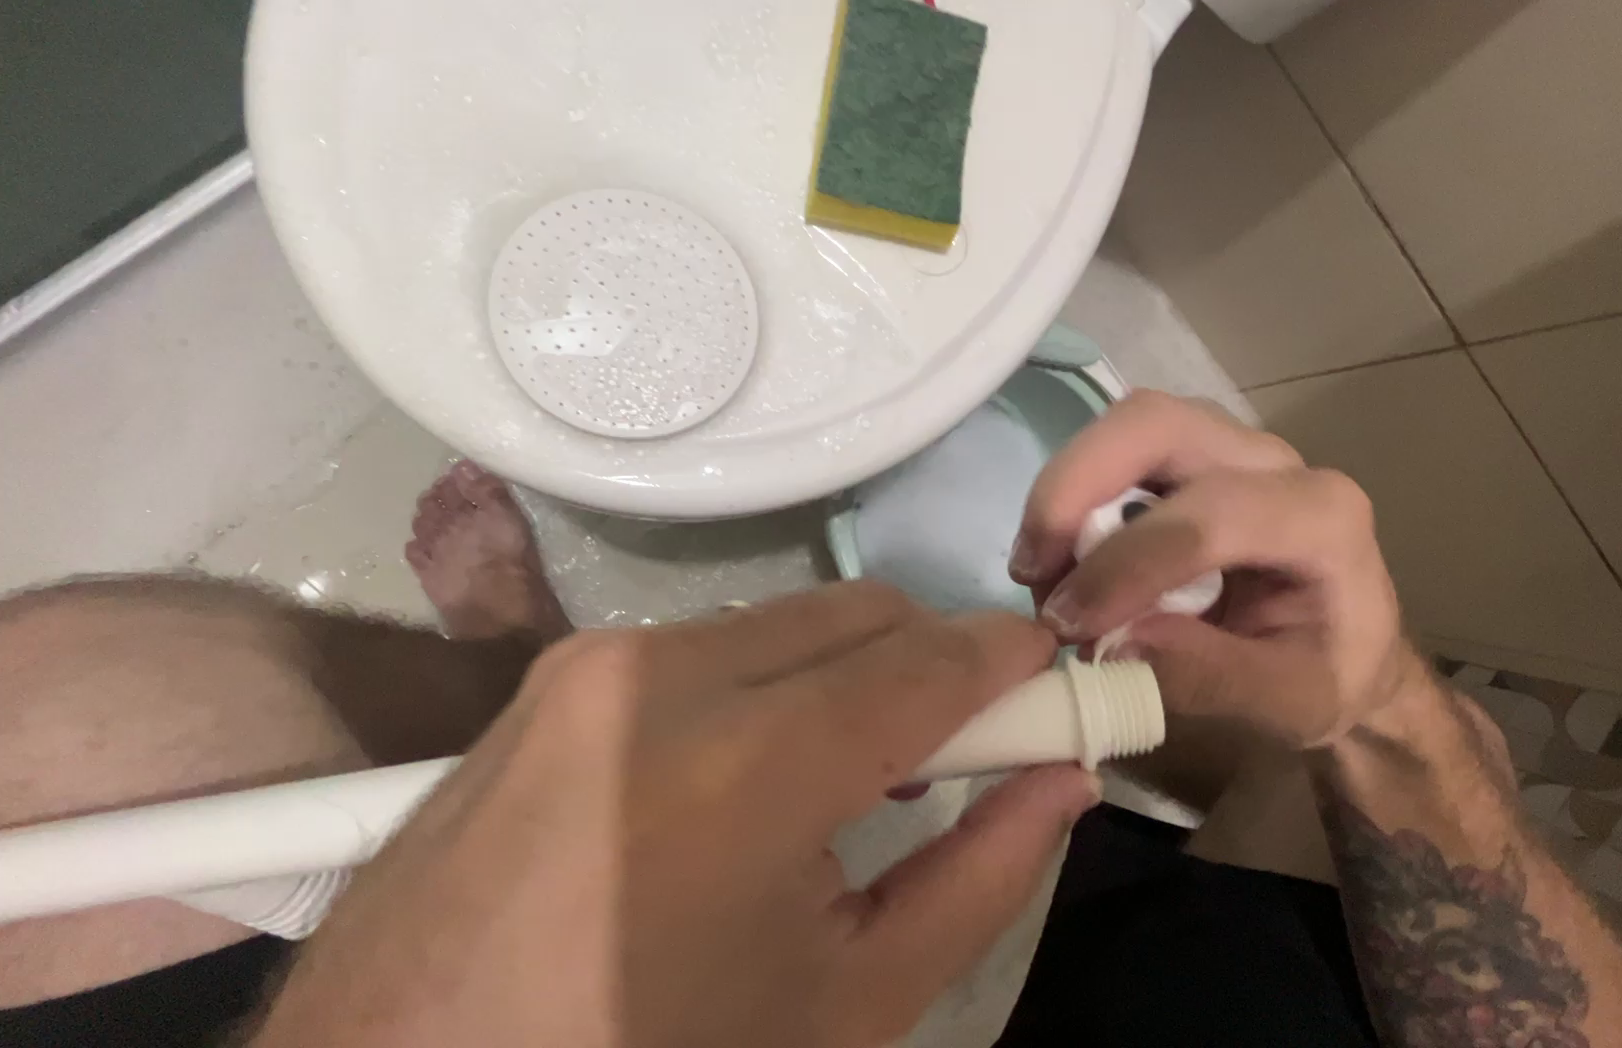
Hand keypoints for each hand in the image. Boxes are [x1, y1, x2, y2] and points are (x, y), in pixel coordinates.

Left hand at [251, 583, 1098, 1047]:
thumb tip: (1061, 783)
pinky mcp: (560, 671)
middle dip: (937, 658)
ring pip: (793, 620)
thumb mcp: (851, 1008)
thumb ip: (981, 876)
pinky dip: (778, 678)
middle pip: (864, 614)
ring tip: (864, 764)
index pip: (927, 664)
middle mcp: (665, 676)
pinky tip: (767, 763)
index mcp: (744, 769)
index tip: (1051, 677)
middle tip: (967, 739)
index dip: (1010, 661)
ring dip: (858, 668)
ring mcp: (598, 662)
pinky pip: (719, 642)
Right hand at [1010, 391, 1414, 748]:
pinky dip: (1070, 500)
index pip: (1211, 515)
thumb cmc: (1324, 674)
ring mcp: (1222, 448)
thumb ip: (1213, 677)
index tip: (1069, 626)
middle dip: (1074, 487)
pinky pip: (1114, 453)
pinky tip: (1058, 562)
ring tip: (1038, 574)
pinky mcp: (1182, 460)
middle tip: (1032, 569)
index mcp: (1321, 517)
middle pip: (1156, 426)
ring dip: (1063, 493)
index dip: (1128, 563)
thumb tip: (1117, 642)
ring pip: (1125, 427)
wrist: (1339, 648)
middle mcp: (1271, 460)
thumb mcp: (1291, 703)